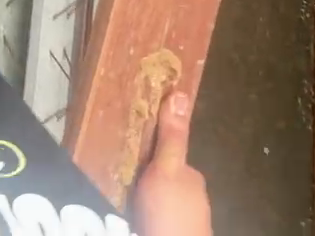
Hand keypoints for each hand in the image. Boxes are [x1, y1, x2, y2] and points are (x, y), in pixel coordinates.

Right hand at [129, 92, 211, 235]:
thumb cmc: (170, 209)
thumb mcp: (166, 167)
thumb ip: (171, 136)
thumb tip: (181, 92)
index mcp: (192, 176)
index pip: (171, 156)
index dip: (152, 152)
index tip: (130, 149)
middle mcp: (194, 196)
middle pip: (166, 177)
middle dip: (147, 175)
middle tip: (120, 172)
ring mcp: (188, 219)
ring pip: (162, 198)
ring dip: (146, 195)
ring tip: (121, 193)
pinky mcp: (175, 232)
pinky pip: (158, 216)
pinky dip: (147, 213)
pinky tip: (133, 212)